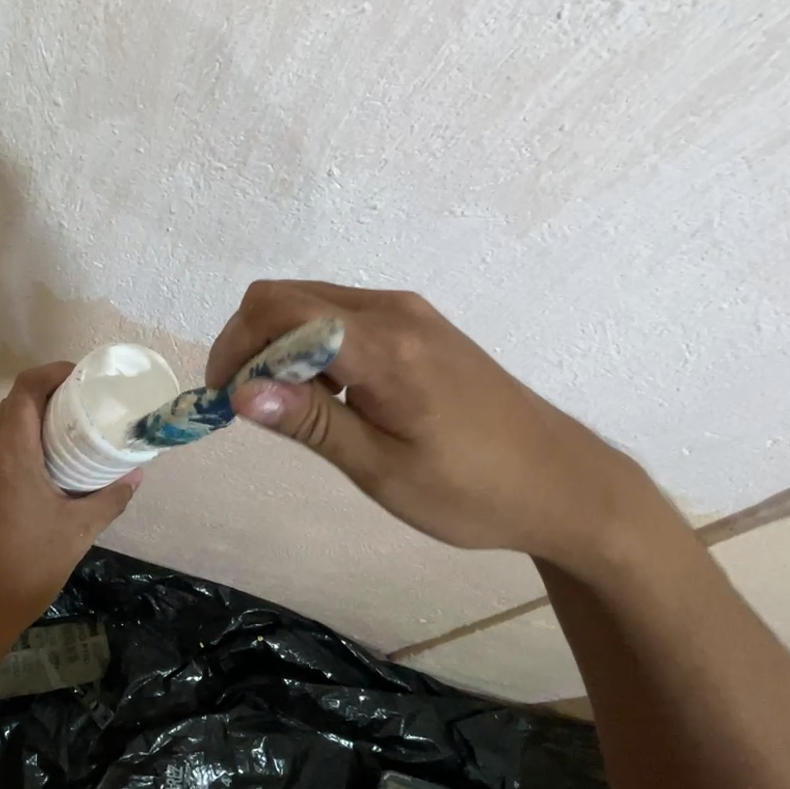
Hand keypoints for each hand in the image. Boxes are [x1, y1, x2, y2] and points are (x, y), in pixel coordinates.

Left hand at [0, 363, 140, 633]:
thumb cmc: (27, 565)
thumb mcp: (78, 530)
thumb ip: (110, 497)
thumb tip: (136, 472)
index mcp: (10, 451)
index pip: (26, 388)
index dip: (55, 373)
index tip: (85, 378)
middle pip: (16, 402)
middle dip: (51, 394)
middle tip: (89, 403)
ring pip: (5, 424)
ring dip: (37, 418)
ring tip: (75, 429)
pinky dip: (24, 440)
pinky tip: (51, 461)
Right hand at [208, 281, 664, 568]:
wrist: (566, 485)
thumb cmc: (472, 492)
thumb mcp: (382, 468)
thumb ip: (310, 421)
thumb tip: (240, 390)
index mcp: (384, 346)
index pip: (280, 311)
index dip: (235, 345)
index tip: (223, 396)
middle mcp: (393, 310)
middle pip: (286, 297)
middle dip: (250, 342)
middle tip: (247, 402)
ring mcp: (408, 311)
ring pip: (311, 303)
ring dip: (280, 344)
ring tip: (288, 405)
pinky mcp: (418, 323)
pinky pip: (340, 315)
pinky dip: (312, 343)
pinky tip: (329, 392)